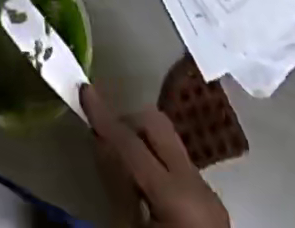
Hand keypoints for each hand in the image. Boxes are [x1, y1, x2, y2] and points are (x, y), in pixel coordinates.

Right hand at [81, 85, 229, 227]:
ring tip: (119, 167)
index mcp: (177, 196)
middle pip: (158, 126)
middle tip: (103, 139)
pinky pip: (177, 165)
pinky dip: (154, 162)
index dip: (104, 117)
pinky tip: (140, 186)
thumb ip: (116, 183)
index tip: (84, 90)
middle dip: (127, 123)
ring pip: (169, 143)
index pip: (131, 144)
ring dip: (141, 143)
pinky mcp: (210, 204)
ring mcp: (209, 194)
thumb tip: (101, 140)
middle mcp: (199, 186)